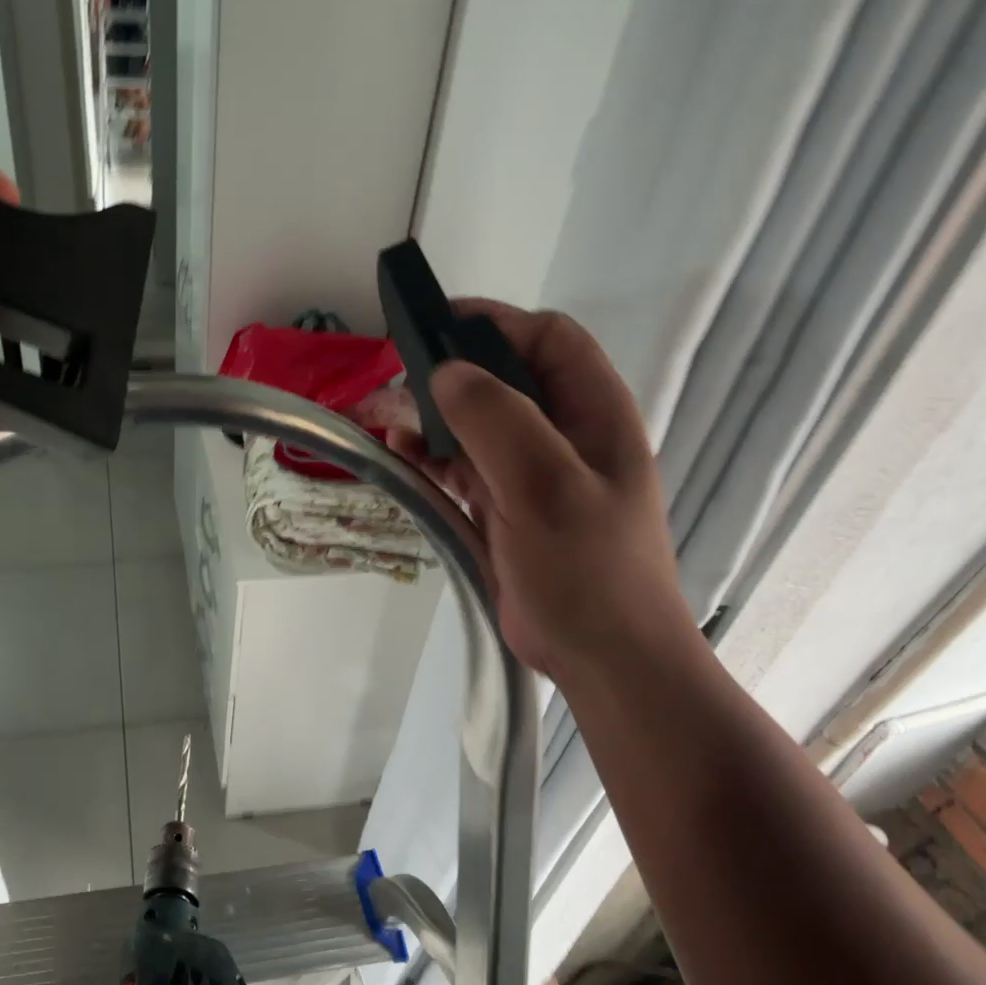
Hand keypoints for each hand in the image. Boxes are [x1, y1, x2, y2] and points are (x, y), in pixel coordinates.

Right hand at [389, 300, 697, 681]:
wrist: (605, 660)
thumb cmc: (587, 569)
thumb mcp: (544, 484)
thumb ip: (496, 419)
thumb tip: (446, 372)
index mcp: (593, 412)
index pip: (547, 339)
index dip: (494, 323)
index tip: (434, 329)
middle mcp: (564, 433)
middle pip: (502, 378)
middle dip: (447, 374)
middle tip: (394, 382)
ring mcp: (533, 472)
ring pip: (475, 423)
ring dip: (429, 417)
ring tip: (380, 419)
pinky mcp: (506, 508)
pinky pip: (462, 465)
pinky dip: (429, 455)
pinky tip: (398, 455)